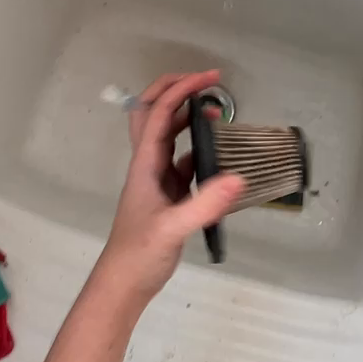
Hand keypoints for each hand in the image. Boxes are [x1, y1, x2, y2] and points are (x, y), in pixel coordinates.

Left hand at [95, 71, 244, 303]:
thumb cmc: (140, 253)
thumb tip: (237, 177)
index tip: (211, 78)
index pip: (160, 112)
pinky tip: (219, 155)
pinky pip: (183, 160)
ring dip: (188, 116)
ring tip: (217, 111)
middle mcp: (149, 163)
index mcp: (145, 162)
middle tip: (208, 81)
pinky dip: (199, 148)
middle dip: (177, 89)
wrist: (125, 283)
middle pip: (154, 112)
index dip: (182, 89)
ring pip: (169, 134)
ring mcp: (158, 178)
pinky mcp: (169, 194)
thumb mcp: (172, 229)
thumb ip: (203, 204)